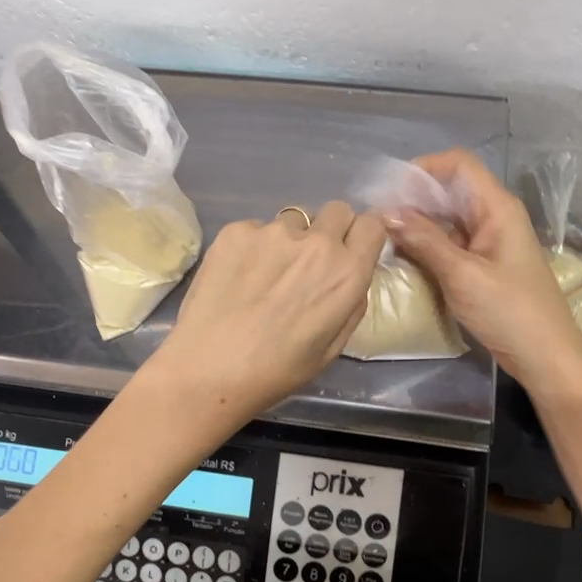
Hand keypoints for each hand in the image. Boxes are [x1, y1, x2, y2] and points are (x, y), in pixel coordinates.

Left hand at [146, 201, 384, 424]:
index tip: (350, 250)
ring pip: (293, 222)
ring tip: (264, 277)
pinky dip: (252, 248)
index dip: (362, 236)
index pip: (372, 225)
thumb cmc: (277, 371)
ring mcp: (273, 232)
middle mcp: (316, 242)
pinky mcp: (235, 231)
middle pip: (336, 211)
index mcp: (346, 273)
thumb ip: (351, 304)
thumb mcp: (332, 348)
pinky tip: (237, 278)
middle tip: (309, 262)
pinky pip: (255, 230)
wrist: (209, 369)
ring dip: (288, 241)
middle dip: (330, 230)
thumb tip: (348, 278)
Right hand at [386, 149, 581, 392]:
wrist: (546, 357)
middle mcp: (494, 216)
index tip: (389, 189)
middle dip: (413, 198)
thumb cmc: (510, 312)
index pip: (458, 165)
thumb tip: (387, 213)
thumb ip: (424, 241)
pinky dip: (427, 244)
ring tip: (384, 236)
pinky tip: (403, 256)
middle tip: (377, 217)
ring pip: (447, 217)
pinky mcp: (483, 264)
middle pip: (450, 189)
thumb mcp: (462, 276)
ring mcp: (489, 241)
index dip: (423, 168)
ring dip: (417, 222)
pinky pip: (450, 242)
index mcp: (497, 208)